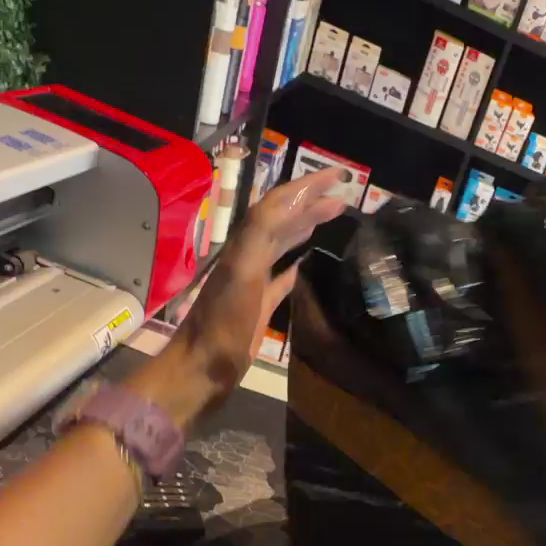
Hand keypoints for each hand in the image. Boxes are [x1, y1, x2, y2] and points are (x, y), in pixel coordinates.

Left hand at [124, 169, 348, 425]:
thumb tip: (287, 202)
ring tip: (333, 214)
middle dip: (311, 201)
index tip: (339, 176)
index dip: (306, 187)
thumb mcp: (241, 276)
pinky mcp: (258, 306)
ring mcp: (254, 281)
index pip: (278, 205)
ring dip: (306, 225)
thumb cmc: (222, 328)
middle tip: (343, 191)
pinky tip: (307, 261)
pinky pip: (280, 278)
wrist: (202, 369)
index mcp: (246, 247)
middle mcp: (249, 257)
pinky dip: (295, 264)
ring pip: (283, 243)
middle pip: (282, 219)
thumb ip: (259, 237)